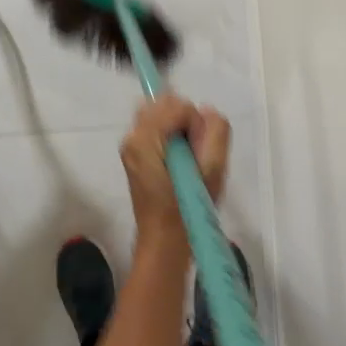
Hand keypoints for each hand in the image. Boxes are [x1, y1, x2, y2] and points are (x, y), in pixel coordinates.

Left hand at [118, 96, 229, 251]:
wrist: (163, 241)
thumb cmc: (188, 208)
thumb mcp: (212, 171)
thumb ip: (215, 134)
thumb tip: (206, 111)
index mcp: (146, 139)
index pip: (179, 106)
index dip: (196, 124)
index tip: (199, 151)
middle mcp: (132, 136)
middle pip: (165, 103)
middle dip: (185, 121)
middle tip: (193, 154)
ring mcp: (130, 144)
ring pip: (159, 113)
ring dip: (177, 127)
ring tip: (186, 157)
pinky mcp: (134, 153)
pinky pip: (155, 127)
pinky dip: (169, 134)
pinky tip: (178, 160)